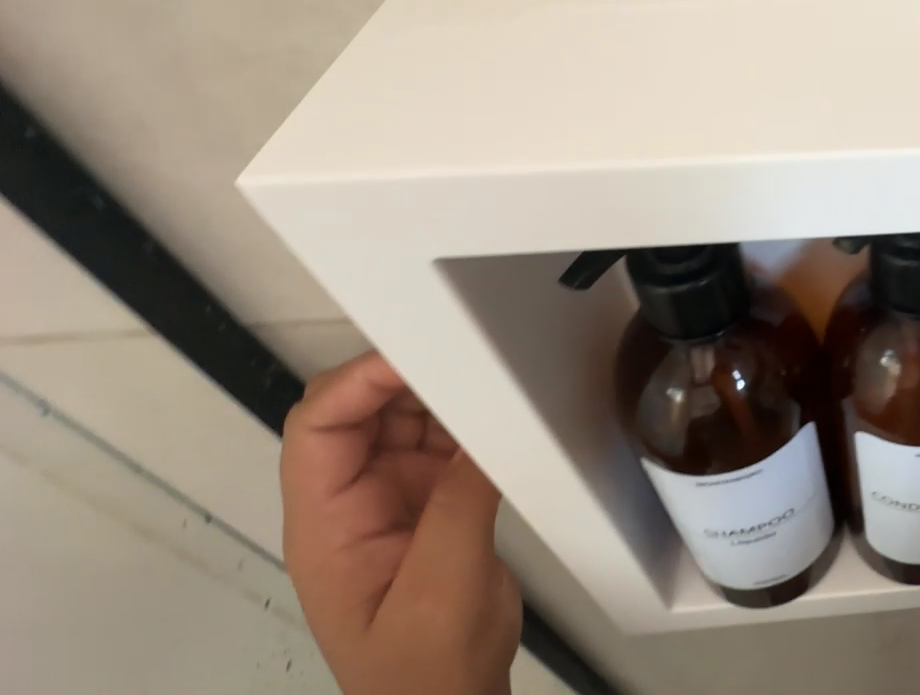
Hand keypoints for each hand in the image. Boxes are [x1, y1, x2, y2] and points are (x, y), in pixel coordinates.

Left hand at [281, 352, 521, 694]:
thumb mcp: (443, 584)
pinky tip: (504, 411)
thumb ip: (461, 500)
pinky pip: (449, 442)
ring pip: (408, 420)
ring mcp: (397, 499)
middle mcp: (354, 500)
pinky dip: (474, 420)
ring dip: (446, 394)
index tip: (420, 353)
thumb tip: (489, 425)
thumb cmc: (426, 667)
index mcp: (328, 523)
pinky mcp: (438, 502)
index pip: (320, 429)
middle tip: (470, 353)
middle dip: (409, 376)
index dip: (359, 383)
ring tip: (494, 375)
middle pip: (362, 412)